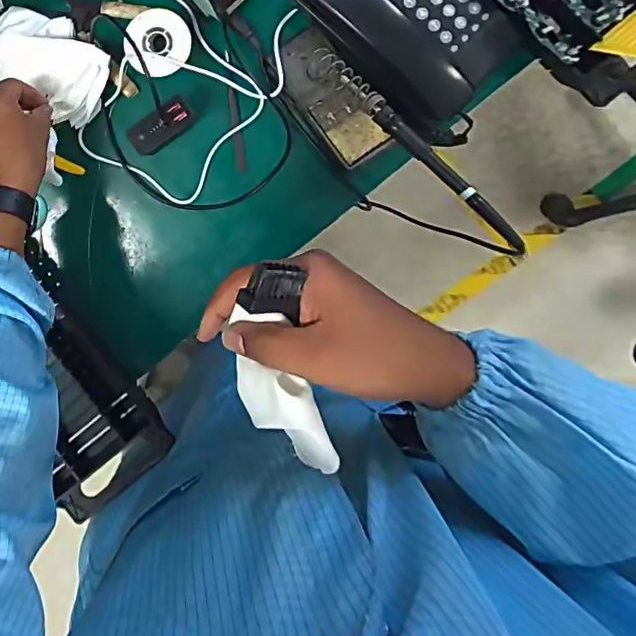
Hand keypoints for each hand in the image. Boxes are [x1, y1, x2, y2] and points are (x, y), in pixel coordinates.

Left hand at [0, 79, 53, 195]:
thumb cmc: (24, 154)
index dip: (33, 94)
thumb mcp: (41, 128)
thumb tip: (40, 109)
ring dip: (6, 117)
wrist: (3, 189)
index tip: (43, 108)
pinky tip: (9, 143)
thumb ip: (42, 112)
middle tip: (34, 117)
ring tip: (22, 131)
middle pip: (0, 97)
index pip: (15, 85)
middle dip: (18, 104)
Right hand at [197, 250, 477, 407]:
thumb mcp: (311, 357)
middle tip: (230, 349)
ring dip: (263, 325)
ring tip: (252, 354)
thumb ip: (265, 344)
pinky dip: (282, 327)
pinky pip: (296, 307)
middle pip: (261, 287)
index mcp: (307, 271)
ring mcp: (328, 281)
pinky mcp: (337, 297)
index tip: (204, 337)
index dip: (219, 306)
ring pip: (278, 300)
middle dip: (241, 317)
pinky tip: (281, 350)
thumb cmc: (371, 358)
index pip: (247, 279)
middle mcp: (315, 267)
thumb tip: (230, 335)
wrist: (432, 367)